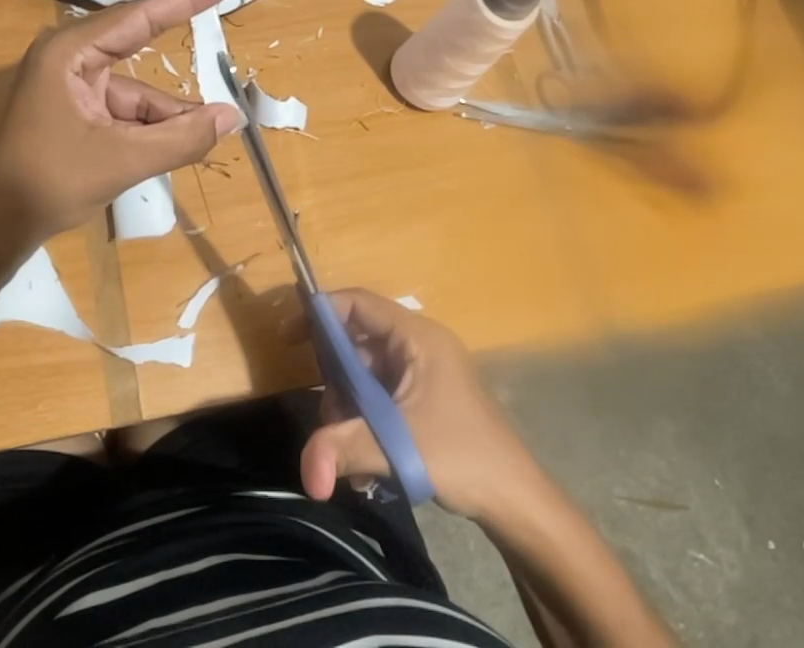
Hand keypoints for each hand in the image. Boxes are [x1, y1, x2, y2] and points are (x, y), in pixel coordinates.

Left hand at [0, 0, 243, 242]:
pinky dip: (152, 129)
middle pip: (139, 40)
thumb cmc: (49, 182)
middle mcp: (70, 58)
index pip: (138, 16)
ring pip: (139, 90)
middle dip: (180, 29)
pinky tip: (177, 146)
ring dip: (168, 114)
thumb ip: (181, 138)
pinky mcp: (78, 112)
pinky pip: (127, 111)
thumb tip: (231, 117)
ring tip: (206, 132)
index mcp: (68, 53)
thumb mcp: (122, 160)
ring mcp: (73, 85)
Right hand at [298, 289, 543, 522]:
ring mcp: (420, 374)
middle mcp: (417, 347)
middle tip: (331, 420)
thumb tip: (307, 473)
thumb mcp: (398, 447)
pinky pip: (376, 400)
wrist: (515, 499)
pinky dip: (363, 426)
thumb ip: (344, 448)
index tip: (288, 340)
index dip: (319, 315)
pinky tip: (364, 465)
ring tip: (352, 455)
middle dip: (334, 384)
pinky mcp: (421, 400)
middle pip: (355, 344)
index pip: (358, 304)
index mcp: (417, 338)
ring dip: (348, 413)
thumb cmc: (463, 456)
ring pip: (362, 377)